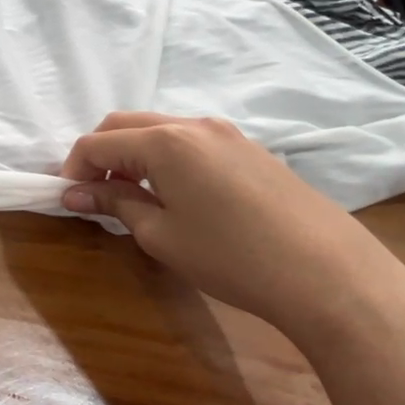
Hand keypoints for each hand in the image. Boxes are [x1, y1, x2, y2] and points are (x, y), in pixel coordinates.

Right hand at [59, 112, 404, 345]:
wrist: (335, 279)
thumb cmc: (233, 258)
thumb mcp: (160, 235)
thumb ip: (115, 204)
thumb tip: (76, 193)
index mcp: (163, 142)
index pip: (96, 144)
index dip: (73, 170)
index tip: (68, 201)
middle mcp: (193, 126)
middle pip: (123, 125)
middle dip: (98, 155)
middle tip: (92, 194)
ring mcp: (229, 135)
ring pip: (159, 129)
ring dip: (132, 154)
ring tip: (132, 196)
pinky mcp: (254, 151)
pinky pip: (192, 142)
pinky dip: (166, 158)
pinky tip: (175, 195)